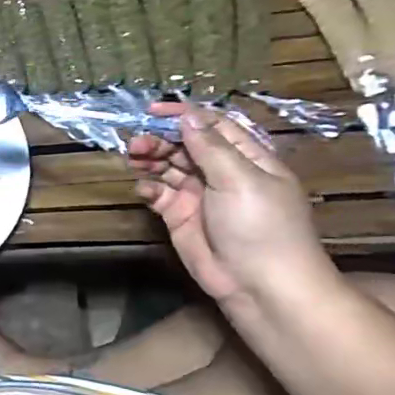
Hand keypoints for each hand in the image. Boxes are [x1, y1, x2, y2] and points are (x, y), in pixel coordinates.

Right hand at [126, 103, 331, 306]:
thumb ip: (210, 147)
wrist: (259, 284)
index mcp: (247, 158)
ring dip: (150, 159)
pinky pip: (158, 193)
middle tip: (135, 142)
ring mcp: (199, 195)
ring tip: (134, 159)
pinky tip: (145, 189)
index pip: (214, 125)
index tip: (153, 110)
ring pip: (168, 166)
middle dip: (160, 139)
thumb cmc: (261, 226)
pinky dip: (148, 187)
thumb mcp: (240, 180)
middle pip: (185, 144)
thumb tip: (188, 116)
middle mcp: (222, 172)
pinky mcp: (179, 216)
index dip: (185, 114)